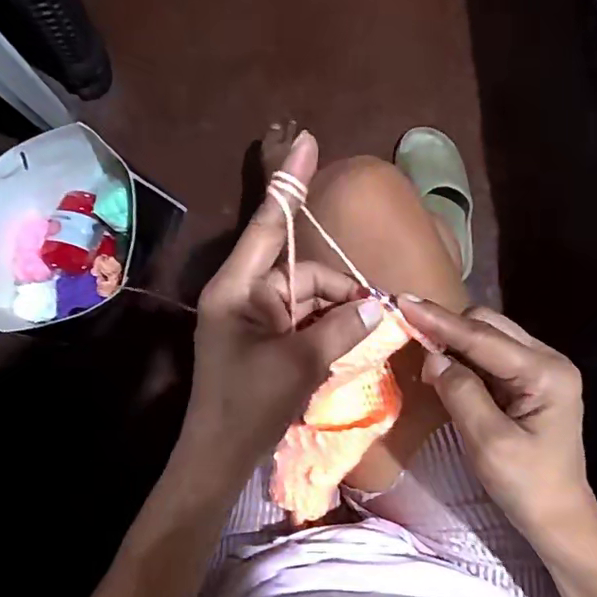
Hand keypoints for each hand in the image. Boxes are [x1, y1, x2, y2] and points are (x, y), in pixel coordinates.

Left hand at [181, 133, 382, 476]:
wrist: (218, 457)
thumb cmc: (249, 406)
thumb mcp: (299, 364)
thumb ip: (341, 327)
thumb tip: (378, 303)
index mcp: (238, 287)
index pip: (270, 225)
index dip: (290, 184)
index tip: (306, 140)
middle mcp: (244, 293)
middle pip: (302, 270)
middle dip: (340, 288)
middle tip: (377, 312)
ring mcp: (252, 316)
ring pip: (306, 297)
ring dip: (336, 312)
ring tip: (364, 334)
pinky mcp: (262, 338)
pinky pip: (301, 319)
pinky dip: (325, 328)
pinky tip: (347, 345)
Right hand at [398, 299, 596, 561]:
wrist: (557, 516)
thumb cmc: (526, 484)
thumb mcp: (488, 442)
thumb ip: (460, 393)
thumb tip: (432, 357)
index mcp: (546, 373)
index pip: (482, 338)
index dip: (439, 321)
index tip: (403, 302)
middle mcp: (548, 360)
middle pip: (487, 325)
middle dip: (446, 327)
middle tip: (407, 334)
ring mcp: (540, 369)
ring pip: (487, 336)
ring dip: (452, 341)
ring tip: (420, 350)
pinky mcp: (528, 381)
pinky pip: (488, 355)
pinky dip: (462, 356)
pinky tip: (442, 366)